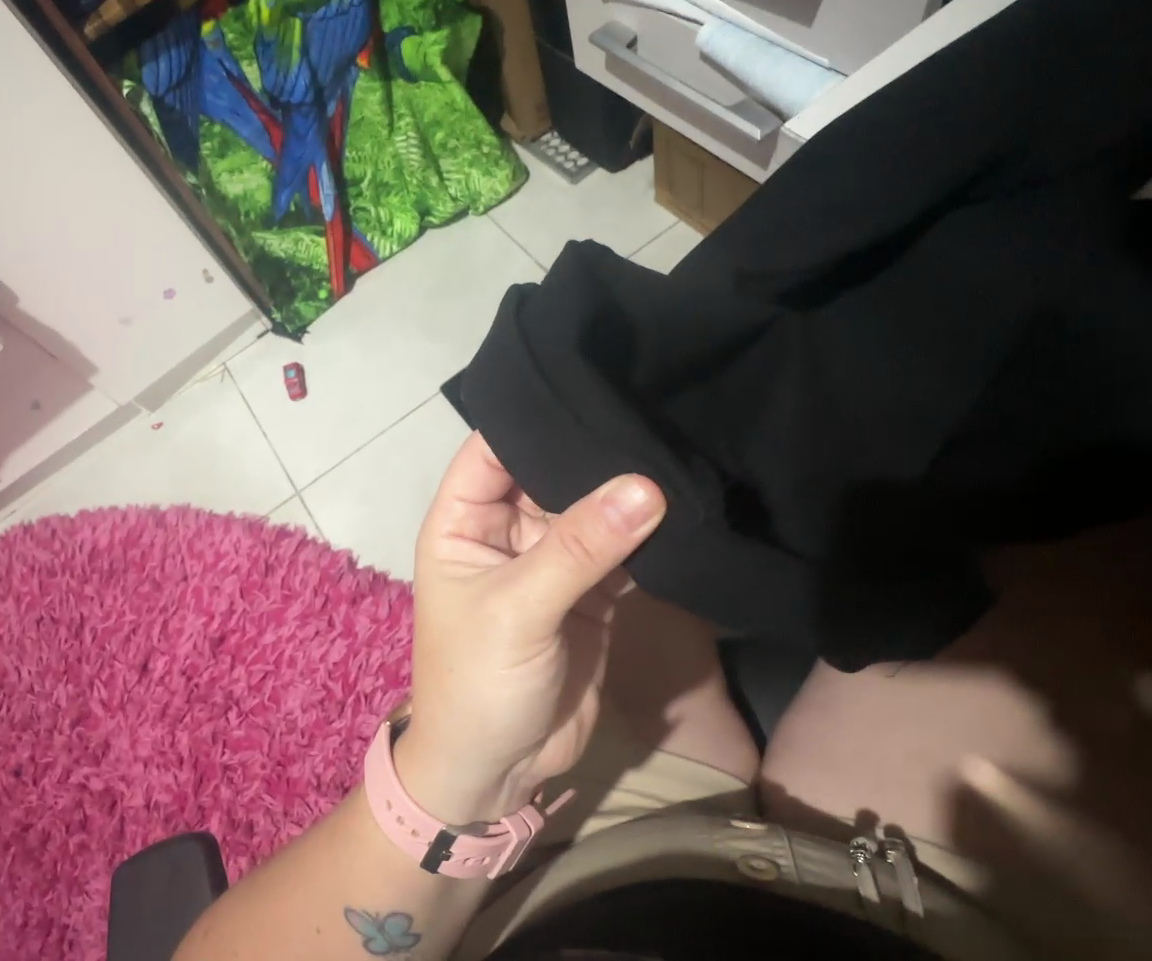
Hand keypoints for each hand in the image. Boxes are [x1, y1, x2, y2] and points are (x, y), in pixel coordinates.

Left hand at [395, 432, 665, 823]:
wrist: (498, 770)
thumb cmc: (478, 682)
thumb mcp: (518, 611)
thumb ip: (579, 548)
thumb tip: (647, 485)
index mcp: (463, 520)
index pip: (495, 447)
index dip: (536, 414)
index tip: (596, 380)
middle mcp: (506, 529)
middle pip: (549, 471)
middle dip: (594, 447)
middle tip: (656, 401)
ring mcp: (551, 559)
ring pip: (591, 508)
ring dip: (628, 488)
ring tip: (681, 439)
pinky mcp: (592, 591)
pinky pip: (621, 548)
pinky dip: (648, 532)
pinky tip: (688, 499)